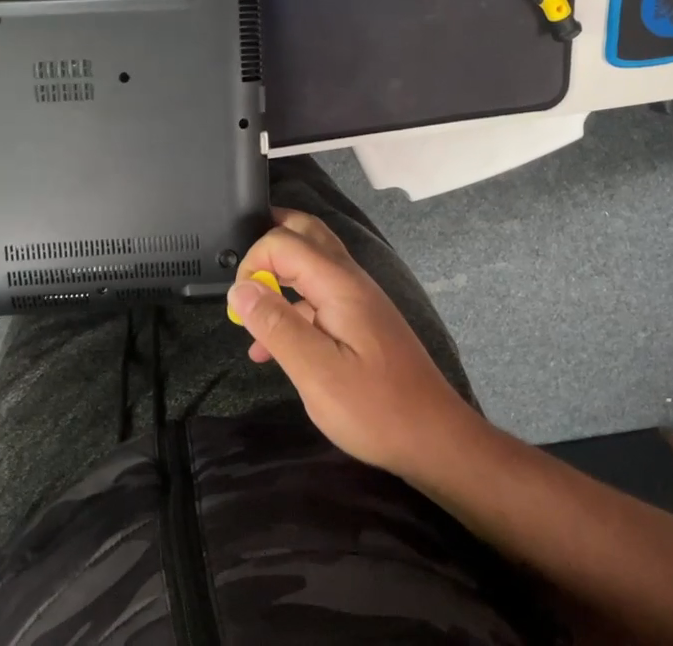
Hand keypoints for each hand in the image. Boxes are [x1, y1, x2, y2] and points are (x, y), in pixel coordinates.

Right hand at [227, 209, 483, 477]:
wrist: (433, 438)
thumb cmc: (375, 408)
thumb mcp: (316, 372)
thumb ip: (276, 326)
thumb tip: (240, 289)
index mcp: (340, 286)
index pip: (285, 242)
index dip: (254, 261)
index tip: (240, 305)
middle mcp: (351, 282)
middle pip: (307, 234)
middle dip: (269, 240)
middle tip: (239, 265)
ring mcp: (359, 301)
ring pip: (312, 263)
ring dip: (278, 274)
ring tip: (247, 309)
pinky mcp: (361, 323)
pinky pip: (319, 298)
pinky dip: (292, 308)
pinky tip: (270, 348)